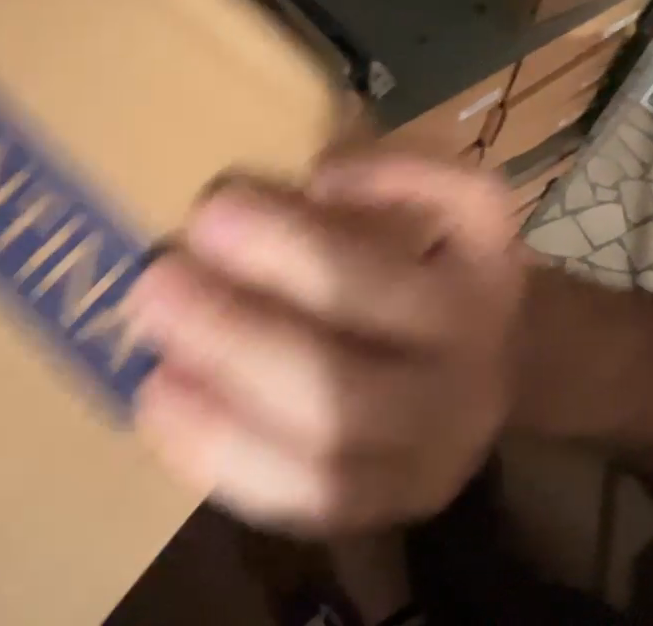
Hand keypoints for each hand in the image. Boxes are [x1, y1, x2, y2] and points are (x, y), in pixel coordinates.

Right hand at [128, 152, 530, 534]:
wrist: (495, 331)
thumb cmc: (380, 369)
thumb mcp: (327, 416)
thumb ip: (254, 400)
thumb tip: (165, 358)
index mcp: (401, 470)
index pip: (315, 482)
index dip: (226, 443)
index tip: (151, 387)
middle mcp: (452, 405)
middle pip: (344, 394)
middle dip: (239, 336)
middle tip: (158, 278)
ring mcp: (486, 315)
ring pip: (389, 292)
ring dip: (292, 249)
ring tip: (213, 210)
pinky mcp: (501, 234)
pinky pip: (457, 201)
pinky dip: (388, 176)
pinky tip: (322, 170)